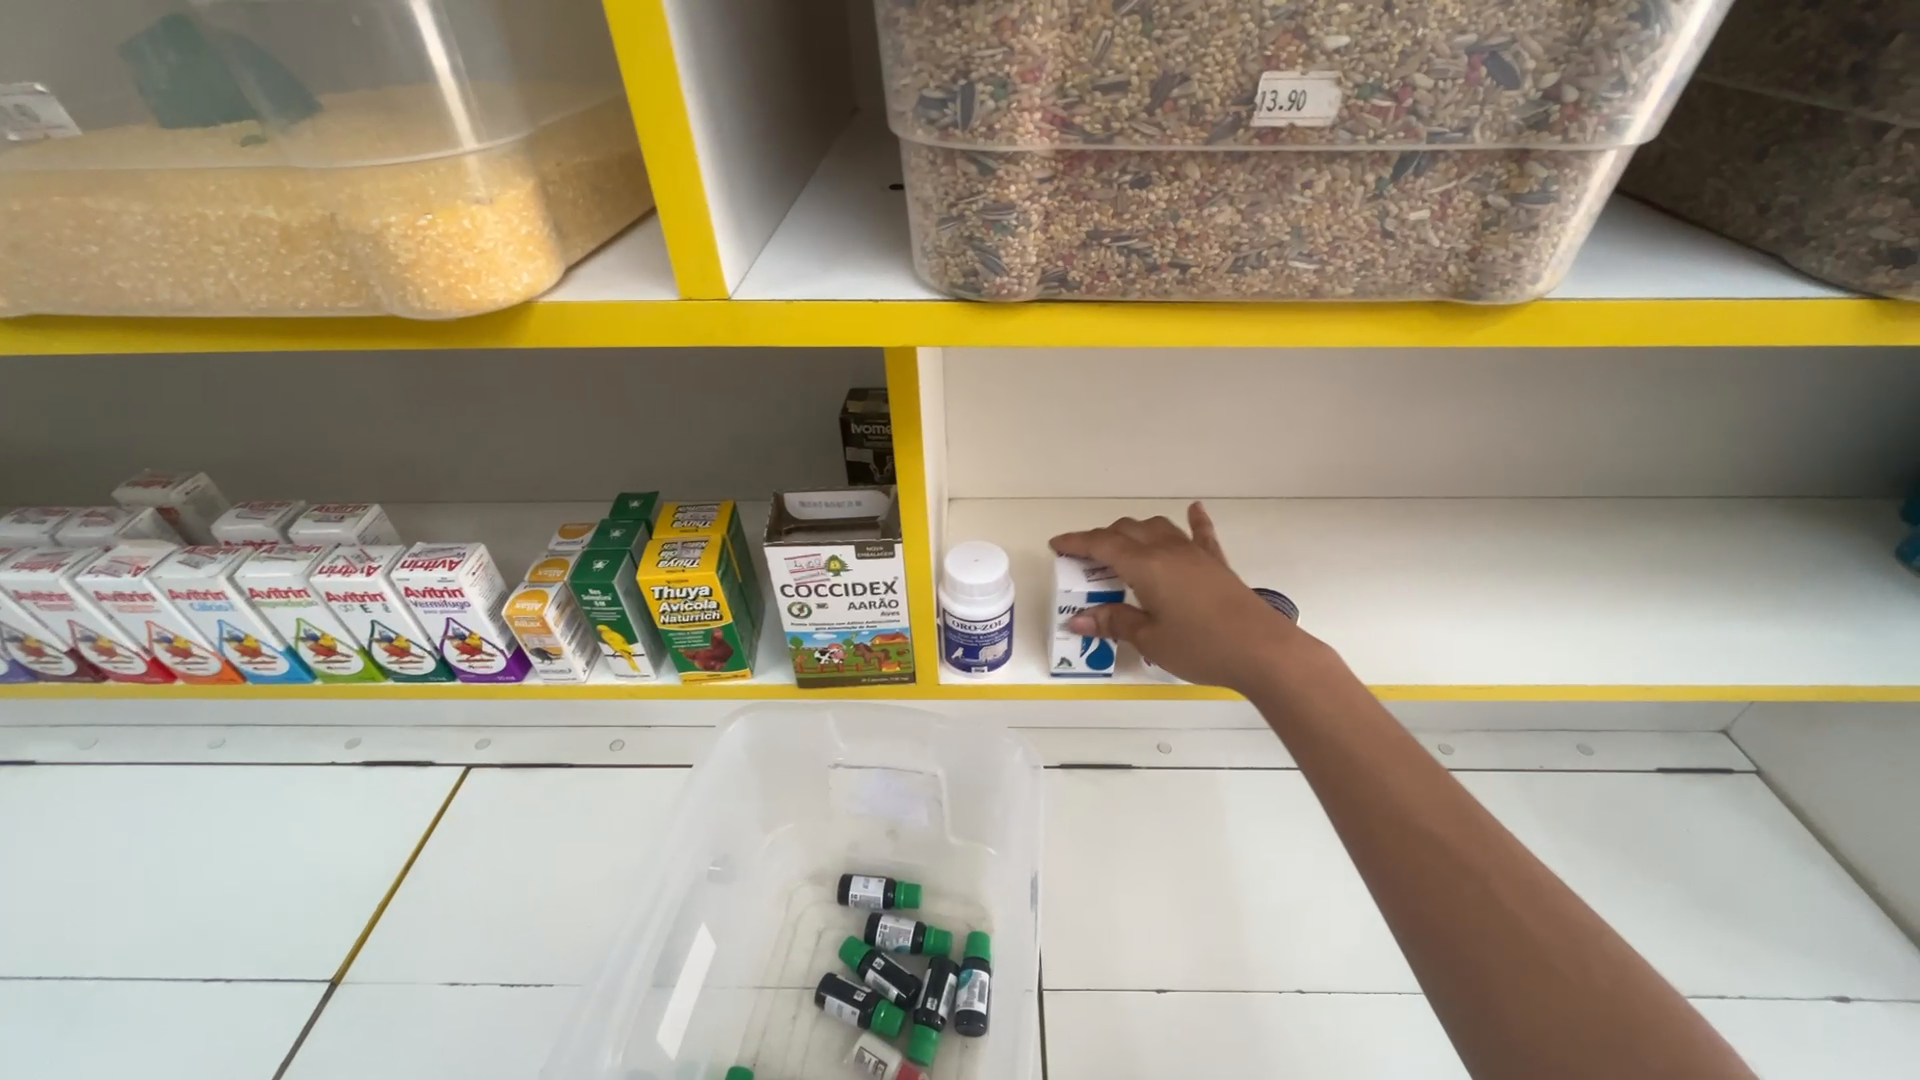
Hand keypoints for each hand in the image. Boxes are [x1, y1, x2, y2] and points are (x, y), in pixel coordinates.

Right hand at [1049, 503, 1311, 692]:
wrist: (1263, 650)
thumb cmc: (1201, 647)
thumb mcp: (1150, 640)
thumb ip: (1115, 623)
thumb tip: (1078, 620)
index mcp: (1145, 566)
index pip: (1102, 545)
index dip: (1076, 542)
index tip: (1056, 544)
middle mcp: (1168, 550)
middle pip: (1127, 531)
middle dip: (1101, 539)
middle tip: (1085, 558)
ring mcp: (1195, 554)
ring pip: (1158, 527)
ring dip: (1135, 531)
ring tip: (1122, 546)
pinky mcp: (1217, 564)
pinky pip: (1201, 534)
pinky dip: (1193, 521)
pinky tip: (1194, 509)